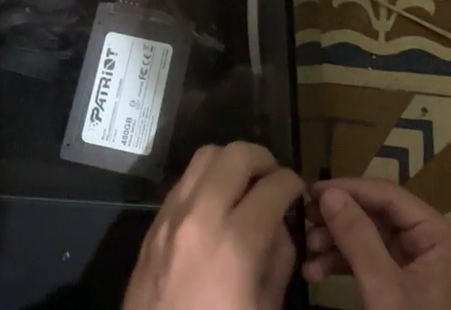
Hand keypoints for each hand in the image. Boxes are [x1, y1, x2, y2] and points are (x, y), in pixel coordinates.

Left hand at [125, 143, 306, 309]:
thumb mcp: (264, 309)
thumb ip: (278, 260)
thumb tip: (280, 225)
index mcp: (235, 244)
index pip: (274, 187)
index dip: (293, 183)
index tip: (298, 191)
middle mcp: (200, 218)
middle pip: (236, 155)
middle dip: (263, 160)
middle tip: (273, 179)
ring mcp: (171, 217)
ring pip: (205, 156)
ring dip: (231, 162)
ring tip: (245, 184)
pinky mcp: (153, 224)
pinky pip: (184, 180)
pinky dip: (206, 179)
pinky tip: (216, 203)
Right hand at [304, 178, 450, 309]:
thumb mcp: (384, 290)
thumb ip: (358, 238)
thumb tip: (329, 192)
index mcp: (439, 237)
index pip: (389, 195)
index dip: (350, 189)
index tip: (311, 192)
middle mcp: (431, 244)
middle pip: (378, 216)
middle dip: (339, 221)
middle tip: (304, 222)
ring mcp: (418, 267)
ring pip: (369, 239)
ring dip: (335, 244)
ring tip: (307, 256)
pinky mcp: (404, 289)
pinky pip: (370, 263)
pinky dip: (342, 265)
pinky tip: (316, 273)